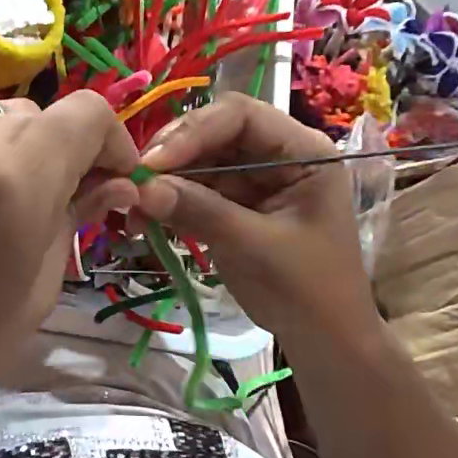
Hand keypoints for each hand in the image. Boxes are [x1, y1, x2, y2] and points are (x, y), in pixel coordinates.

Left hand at [0, 92, 140, 457]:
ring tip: (20, 209)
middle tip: (71, 205)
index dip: (114, 143)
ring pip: (0, 121)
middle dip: (69, 151)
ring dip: (26, 153)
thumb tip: (114, 186)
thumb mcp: (35, 293)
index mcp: (14, 177)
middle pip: (44, 115)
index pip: (87, 114)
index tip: (116, 186)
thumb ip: (74, 222)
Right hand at [133, 94, 378, 346]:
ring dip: (166, 181)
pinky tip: (144, 218)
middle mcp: (280, 156)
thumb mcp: (256, 247)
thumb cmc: (307, 290)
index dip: (194, 131)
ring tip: (132, 205)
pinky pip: (199, 192)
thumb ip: (202, 212)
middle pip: (217, 135)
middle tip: (133, 180)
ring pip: (202, 163)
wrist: (325, 340)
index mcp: (304, 152)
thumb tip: (143, 188)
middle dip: (174, 156)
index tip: (153, 162)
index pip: (242, 117)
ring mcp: (257, 181)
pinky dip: (171, 203)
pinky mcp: (238, 207)